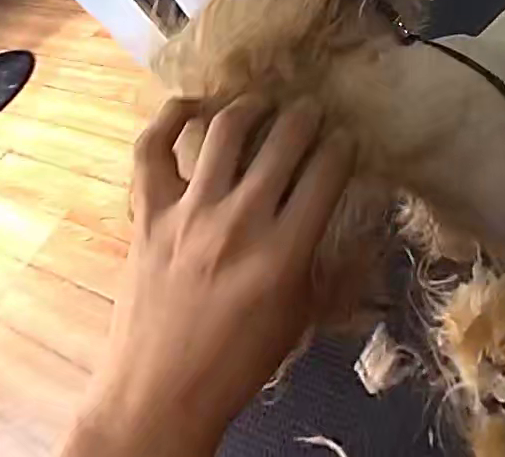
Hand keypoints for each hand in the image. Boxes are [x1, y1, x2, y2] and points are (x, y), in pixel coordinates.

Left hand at [63, 98, 353, 456]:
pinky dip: (170, 117)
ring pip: (227, 128)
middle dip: (309, 114)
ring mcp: (189, 211)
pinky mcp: (148, 214)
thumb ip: (329, 254)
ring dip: (254, 105)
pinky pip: (151, 149)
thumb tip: (355, 211)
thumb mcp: (302, 311)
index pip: (329, 168)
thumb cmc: (240, 360)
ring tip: (266, 103)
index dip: (345, 143)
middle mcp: (240, 220)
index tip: (346, 139)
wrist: (155, 401)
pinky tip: (193, 106)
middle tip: (313, 111)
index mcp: (284, 250)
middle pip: (286, 137)